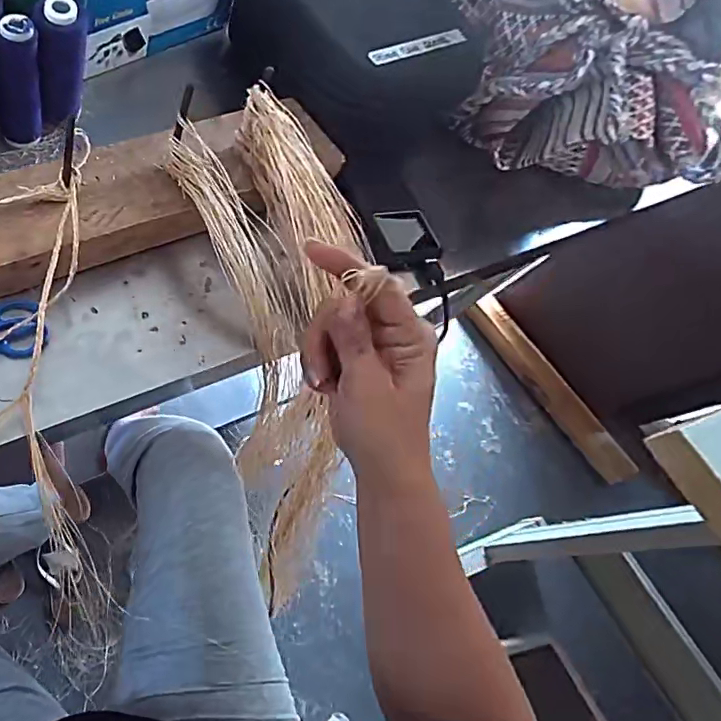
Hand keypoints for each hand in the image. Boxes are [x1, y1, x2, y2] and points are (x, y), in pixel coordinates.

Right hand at [299, 240, 437, 482]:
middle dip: (324, 335)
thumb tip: (345, 297)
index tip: (310, 249)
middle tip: (322, 373)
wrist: (383, 470)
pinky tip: (326, 387)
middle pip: (344, 304)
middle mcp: (393, 332)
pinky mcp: (357, 358)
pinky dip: (319, 363)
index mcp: (409, 334)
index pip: (377, 285)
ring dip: (318, 353)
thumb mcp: (365, 385)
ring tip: (325, 386)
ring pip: (330, 324)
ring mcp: (373, 345)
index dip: (344, 265)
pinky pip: (327, 343)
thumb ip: (354, 338)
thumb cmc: (383, 435)